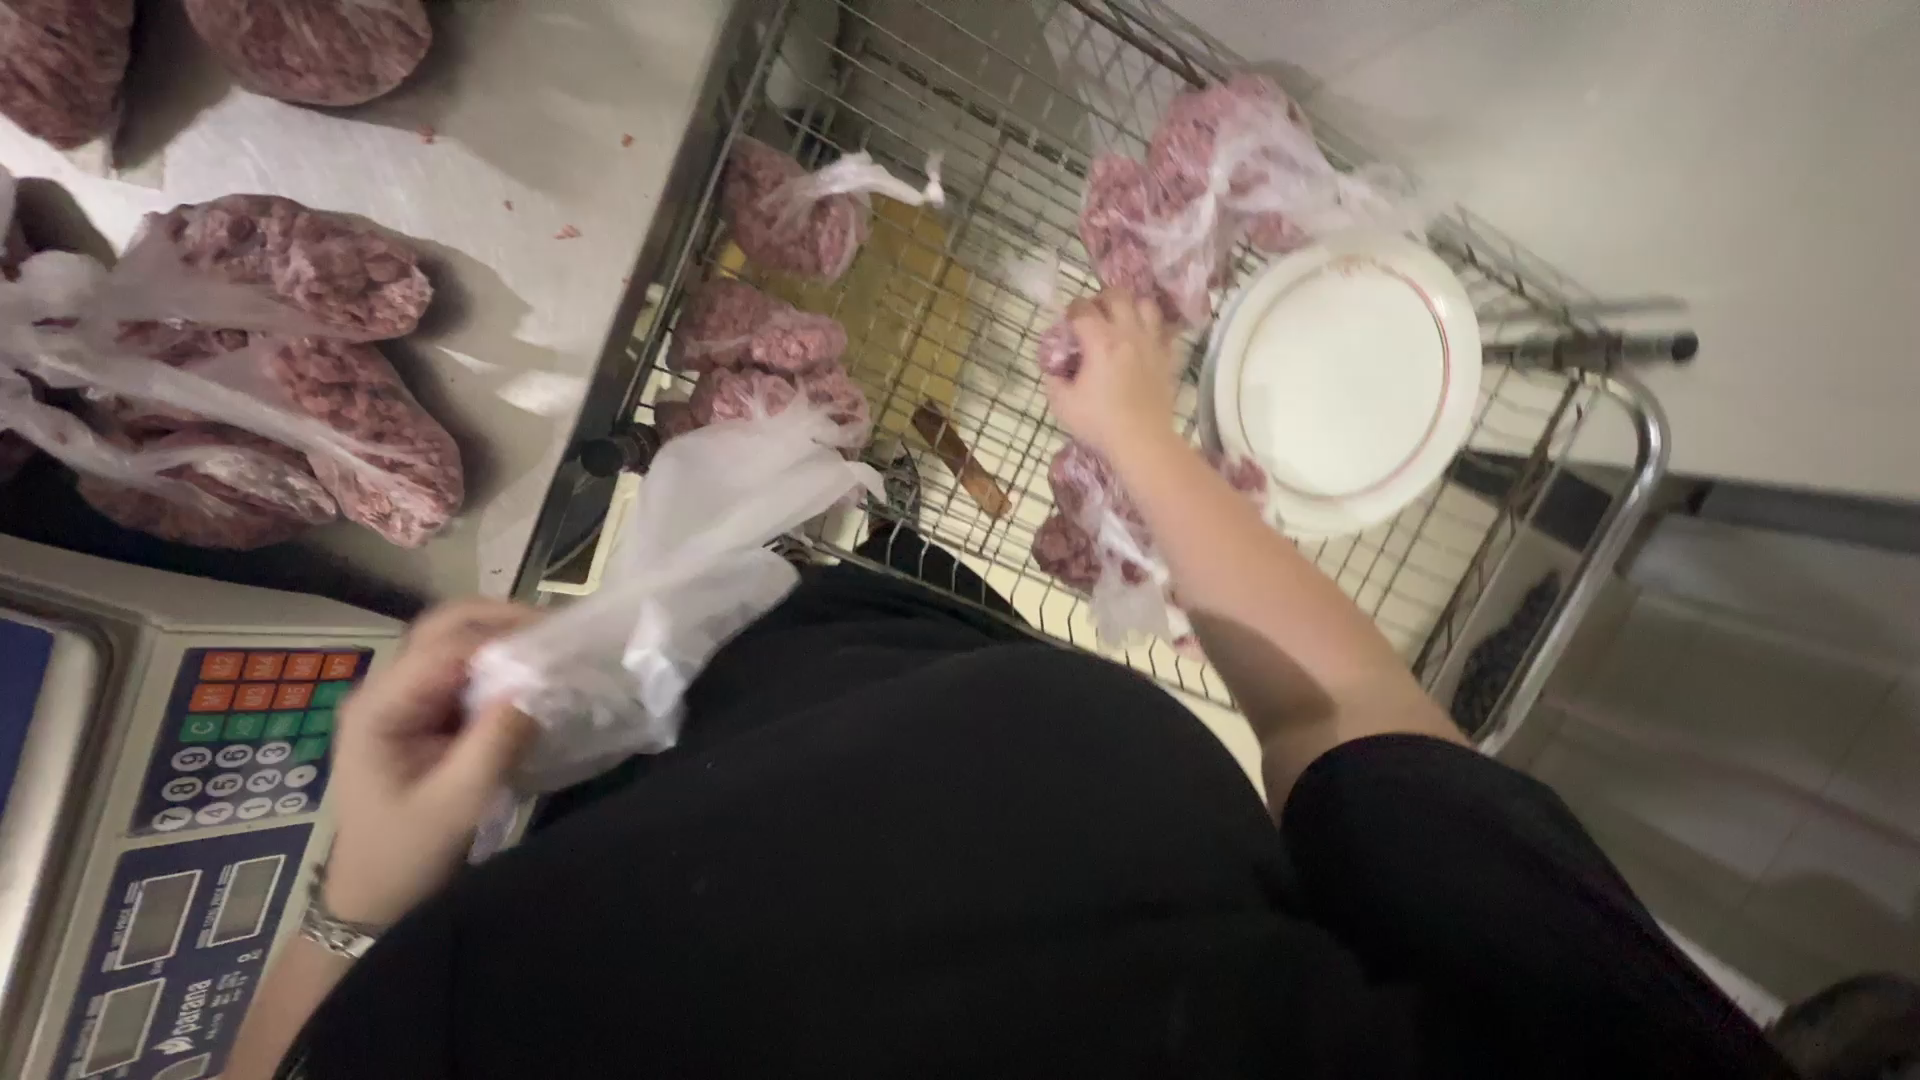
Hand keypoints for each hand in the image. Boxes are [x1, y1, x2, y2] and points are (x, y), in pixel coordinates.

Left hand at [323, 600, 540, 925]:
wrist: (375, 898)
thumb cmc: (409, 853)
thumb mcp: (458, 802)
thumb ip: (496, 740)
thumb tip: (539, 683)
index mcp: (380, 707)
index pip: (445, 647)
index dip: (503, 637)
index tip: (559, 643)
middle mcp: (387, 689)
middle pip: (446, 626)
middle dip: (504, 619)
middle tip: (560, 632)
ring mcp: (406, 698)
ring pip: (457, 639)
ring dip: (506, 635)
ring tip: (556, 646)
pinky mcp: (427, 711)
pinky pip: (467, 667)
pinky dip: (504, 659)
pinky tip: (536, 671)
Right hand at [1044, 290, 1181, 457]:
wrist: (1142, 440)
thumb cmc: (1099, 423)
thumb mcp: (1062, 404)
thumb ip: (1053, 379)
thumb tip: (1054, 367)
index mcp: (1100, 341)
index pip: (1082, 309)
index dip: (1070, 311)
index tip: (1067, 324)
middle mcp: (1128, 333)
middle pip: (1116, 295)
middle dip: (1100, 299)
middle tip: (1093, 317)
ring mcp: (1152, 343)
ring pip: (1145, 304)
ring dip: (1130, 307)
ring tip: (1121, 322)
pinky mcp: (1167, 357)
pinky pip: (1164, 329)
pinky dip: (1153, 327)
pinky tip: (1143, 339)